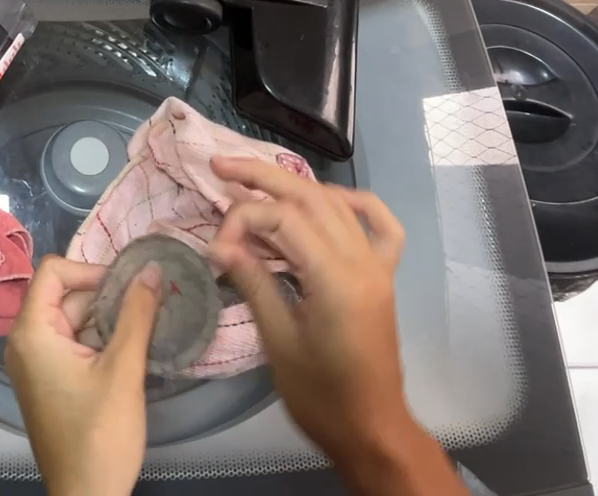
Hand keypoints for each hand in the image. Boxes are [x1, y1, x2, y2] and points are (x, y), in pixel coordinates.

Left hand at [5, 254, 161, 495]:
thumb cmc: (100, 435)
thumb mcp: (123, 370)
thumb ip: (137, 314)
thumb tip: (151, 269)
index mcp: (32, 332)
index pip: (53, 271)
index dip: (90, 270)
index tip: (127, 286)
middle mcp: (26, 341)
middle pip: (64, 294)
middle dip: (104, 294)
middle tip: (146, 301)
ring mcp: (35, 362)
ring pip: (72, 318)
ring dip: (106, 317)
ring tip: (144, 320)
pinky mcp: (48, 379)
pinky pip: (72, 341)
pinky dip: (98, 337)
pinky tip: (130, 345)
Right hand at [209, 157, 463, 495]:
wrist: (372, 431)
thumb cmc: (321, 396)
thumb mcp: (278, 340)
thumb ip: (253, 281)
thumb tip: (219, 244)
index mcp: (335, 277)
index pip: (283, 219)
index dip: (243, 220)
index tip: (216, 248)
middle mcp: (360, 261)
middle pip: (309, 196)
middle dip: (261, 176)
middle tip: (219, 165)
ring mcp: (375, 266)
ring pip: (334, 203)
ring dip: (292, 186)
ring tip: (252, 179)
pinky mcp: (381, 275)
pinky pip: (378, 225)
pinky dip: (354, 202)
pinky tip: (327, 199)